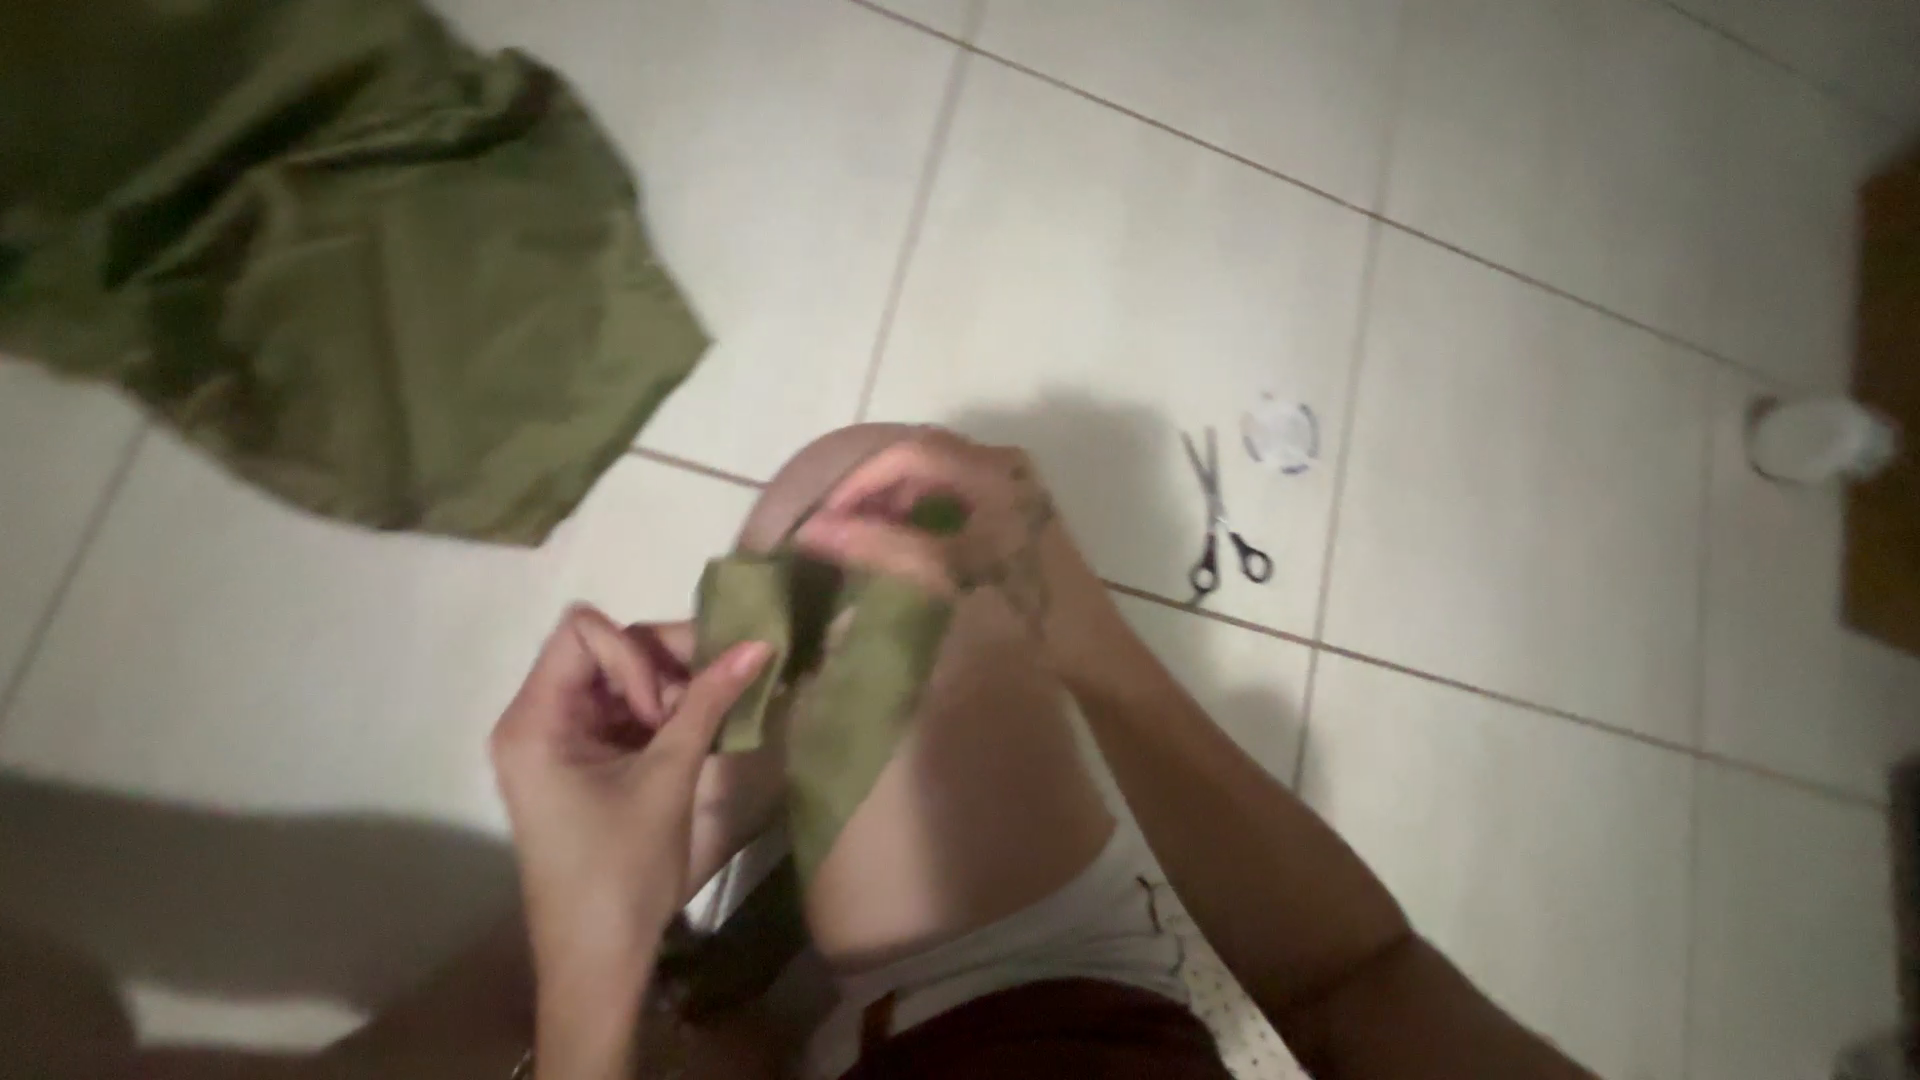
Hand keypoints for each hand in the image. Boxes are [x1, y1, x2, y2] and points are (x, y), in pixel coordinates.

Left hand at [489, 605, 770, 1077]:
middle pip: (606, 649)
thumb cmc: (621, 868)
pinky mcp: (588, 756)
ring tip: (706, 723)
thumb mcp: (668, 776)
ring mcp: (564, 738)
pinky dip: (668, 712)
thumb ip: (710, 701)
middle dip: (663, 666)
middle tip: (706, 703)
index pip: (583, 631)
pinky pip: (629, 708)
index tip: (663, 708)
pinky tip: (699, 733)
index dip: (633, 654)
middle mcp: (540, 718)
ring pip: (624, 676)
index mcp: (535, 720)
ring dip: (672, 689)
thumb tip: (760, 642)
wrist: (600, 957)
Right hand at [792, 427, 1117, 669]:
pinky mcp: (1014, 513)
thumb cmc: (1025, 608)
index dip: (860, 481)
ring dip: (896, 499)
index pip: (909, 454)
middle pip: (922, 457)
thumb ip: (882, 547)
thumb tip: (814, 530)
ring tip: (863, 535)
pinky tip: (902, 541)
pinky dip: (920, 512)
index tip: (824, 518)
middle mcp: (1004, 466)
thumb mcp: (950, 574)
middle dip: (875, 487)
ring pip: (937, 476)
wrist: (1091, 651)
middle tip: (839, 525)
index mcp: (993, 470)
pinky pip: (954, 495)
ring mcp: (1013, 488)